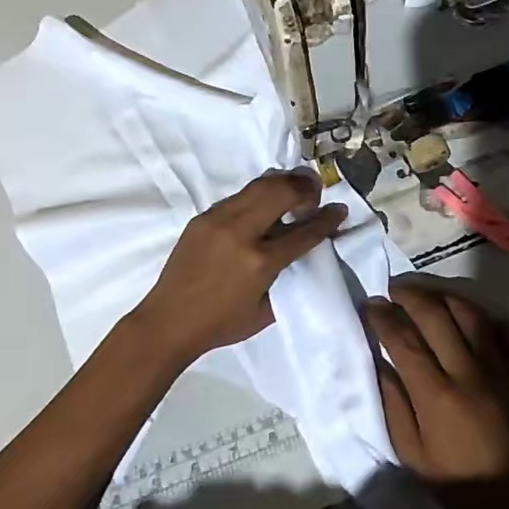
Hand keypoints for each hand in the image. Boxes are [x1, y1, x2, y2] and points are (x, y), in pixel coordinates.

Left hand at [130, 170, 346, 361]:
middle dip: (306, 186)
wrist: (168, 321)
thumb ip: (288, 277)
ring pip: (259, 185)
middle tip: (315, 194)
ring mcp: (218, 220)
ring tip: (294, 191)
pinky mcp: (202, 217)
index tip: (340, 210)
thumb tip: (305, 251)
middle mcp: (241, 233)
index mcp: (260, 262)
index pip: (304, 231)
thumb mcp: (266, 310)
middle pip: (282, 191)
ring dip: (283, 184)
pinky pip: (239, 196)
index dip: (327, 219)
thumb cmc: (221, 324)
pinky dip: (258, 195)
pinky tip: (264, 206)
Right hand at [368, 281, 508, 490]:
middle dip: (410, 295)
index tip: (369, 305)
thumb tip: (379, 363)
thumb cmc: (456, 482)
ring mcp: (500, 369)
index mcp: (437, 396)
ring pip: (472, 314)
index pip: (404, 341)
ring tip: (425, 294)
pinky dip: (491, 318)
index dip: (383, 317)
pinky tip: (472, 318)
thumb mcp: (410, 454)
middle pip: (436, 316)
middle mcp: (469, 373)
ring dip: (445, 297)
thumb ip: (392, 404)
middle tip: (392, 289)